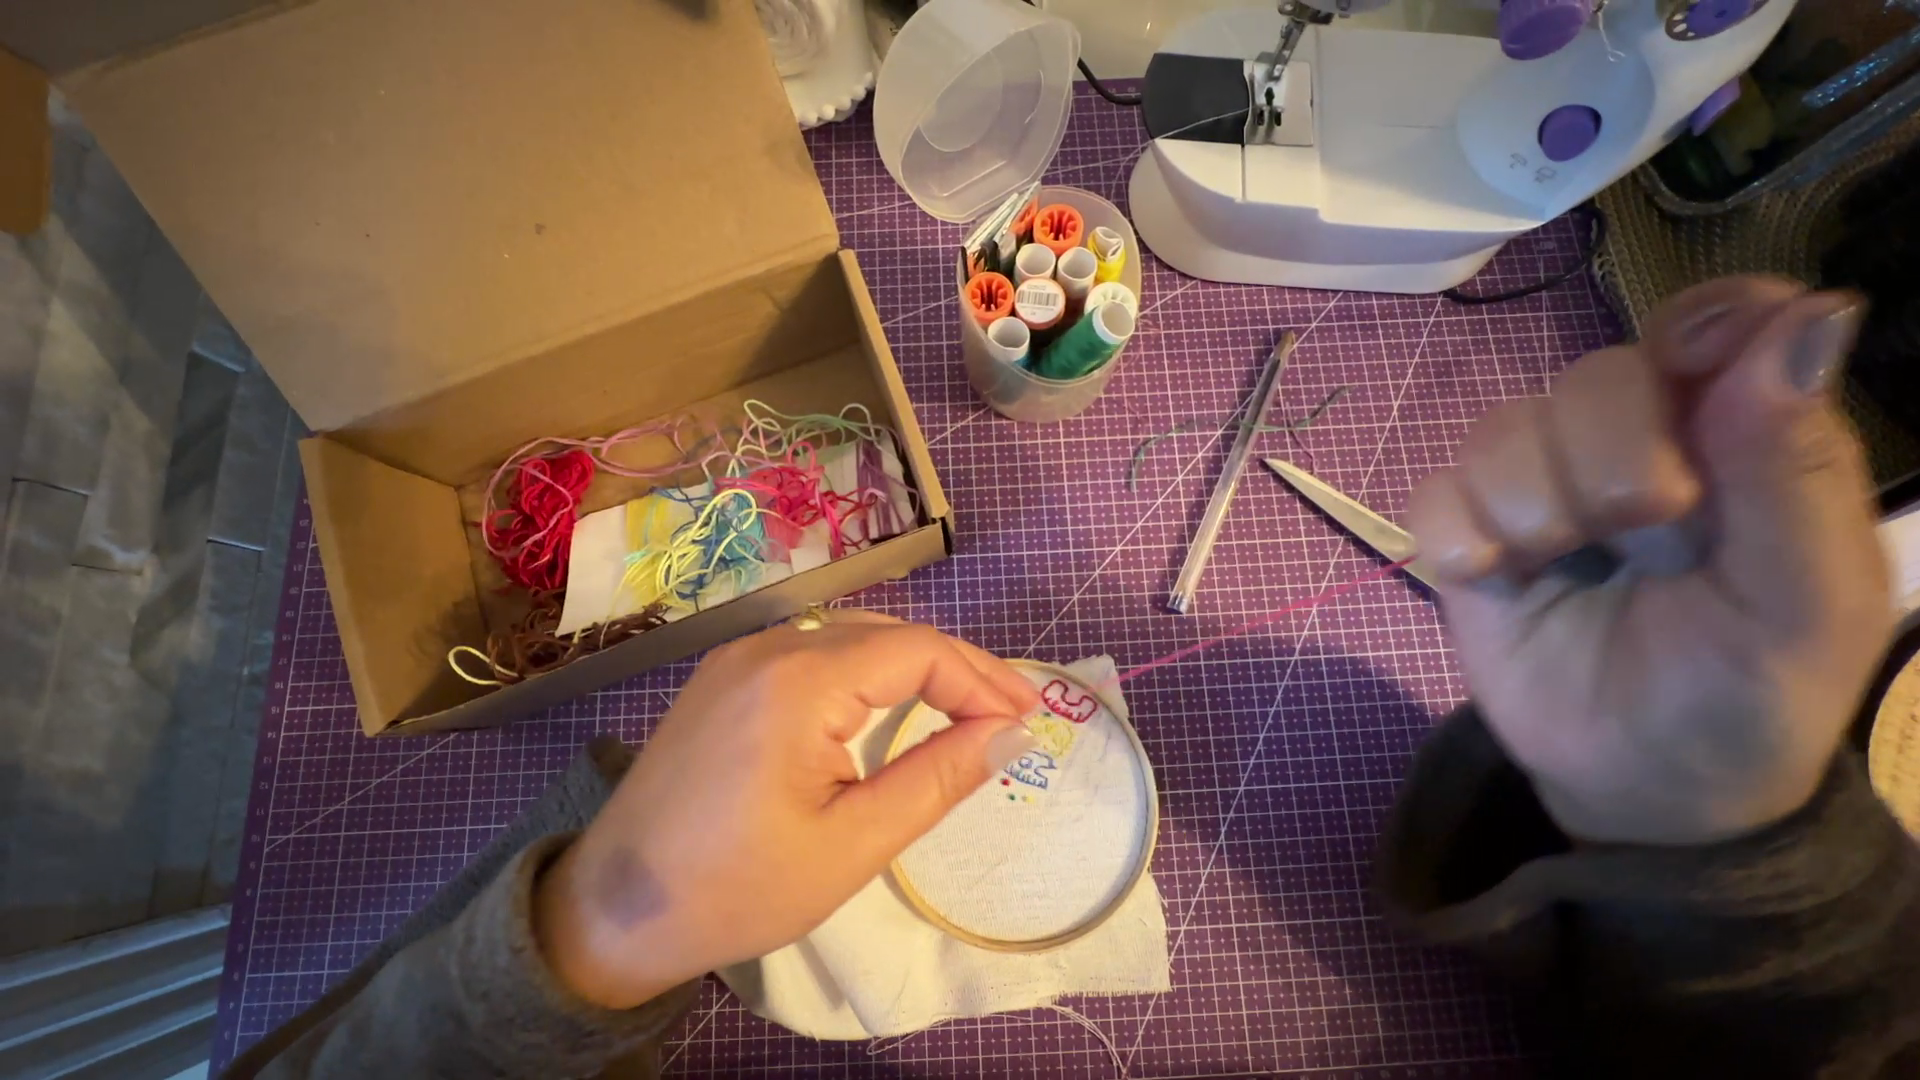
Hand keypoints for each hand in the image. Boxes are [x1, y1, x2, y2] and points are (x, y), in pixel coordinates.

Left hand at [532, 614, 1041, 1008]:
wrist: (610, 912)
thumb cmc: (737, 889)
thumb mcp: (853, 844)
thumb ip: (939, 778)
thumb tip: (1010, 732)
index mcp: (800, 681)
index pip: (917, 650)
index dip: (981, 679)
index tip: (1024, 721)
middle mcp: (770, 646)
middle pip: (888, 633)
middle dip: (956, 667)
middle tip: (1008, 712)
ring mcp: (740, 655)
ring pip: (852, 636)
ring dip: (913, 664)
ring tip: (964, 705)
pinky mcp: (726, 675)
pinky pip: (814, 651)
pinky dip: (867, 670)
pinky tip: (889, 700)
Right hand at [1407, 278, 1890, 845]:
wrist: (1633, 779)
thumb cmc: (1743, 693)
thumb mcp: (1805, 603)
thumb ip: (1795, 468)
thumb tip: (1808, 314)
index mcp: (1735, 441)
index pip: (1715, 323)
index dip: (1702, 325)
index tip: (1693, 373)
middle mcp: (1627, 445)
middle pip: (1591, 376)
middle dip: (1612, 462)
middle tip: (1644, 542)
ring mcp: (1531, 487)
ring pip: (1498, 432)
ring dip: (1529, 511)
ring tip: (1560, 571)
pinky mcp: (1459, 530)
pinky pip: (1433, 494)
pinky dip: (1457, 541)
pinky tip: (1494, 581)